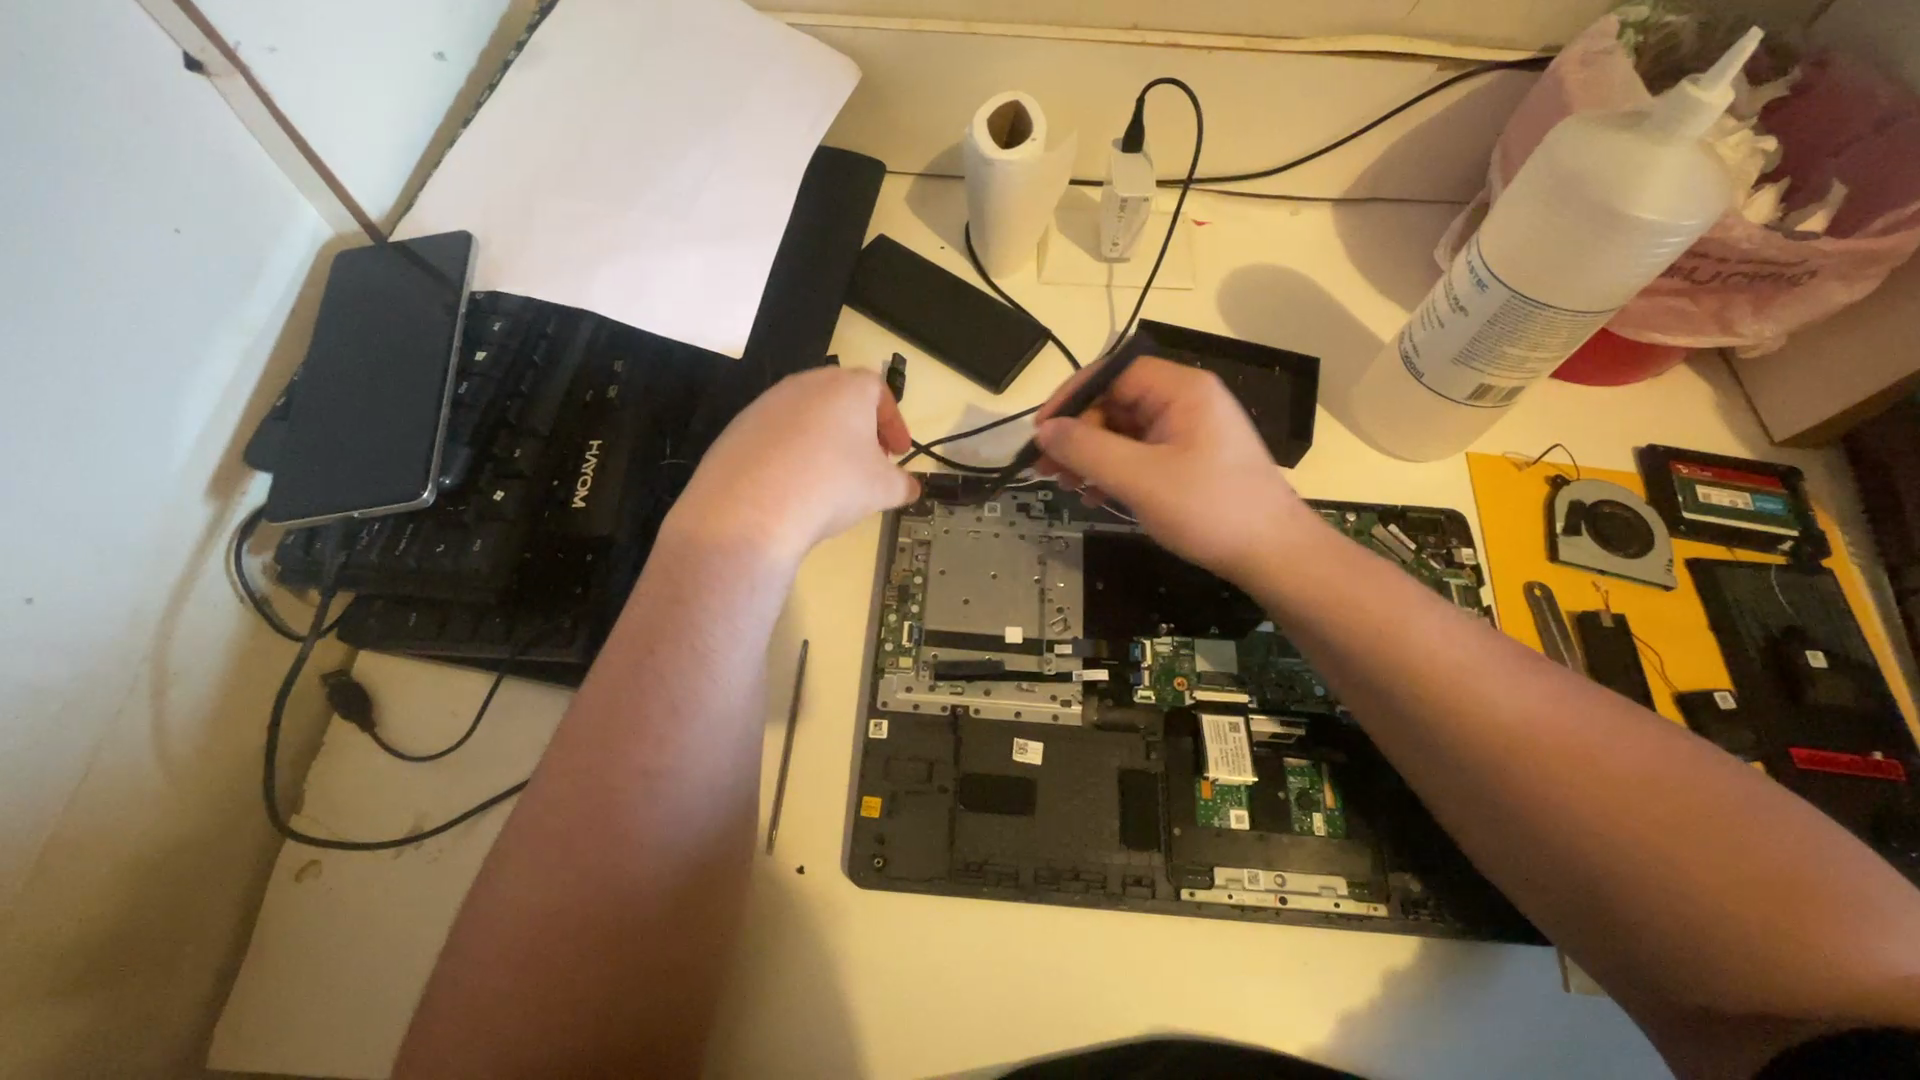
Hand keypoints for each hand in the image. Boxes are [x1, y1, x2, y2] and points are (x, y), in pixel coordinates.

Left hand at [663, 367, 920, 564]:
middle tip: (868, 462)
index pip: (880, 392)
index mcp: (848, 387)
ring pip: (806, 416)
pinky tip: (793, 485)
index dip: (894, 423)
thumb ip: (903, 484)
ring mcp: (767, 404)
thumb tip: (909, 487)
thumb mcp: (883, 490)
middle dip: (859, 429)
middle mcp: (806, 384)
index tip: (898, 453)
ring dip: (824, 440)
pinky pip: (776, 436)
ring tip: (829, 477)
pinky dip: (791, 454)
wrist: (751, 509)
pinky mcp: (738, 428)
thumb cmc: (832, 486)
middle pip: (841, 399)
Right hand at [1032, 355, 1312, 583]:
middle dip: (1077, 434)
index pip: (1113, 373)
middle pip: (1115, 402)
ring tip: (1064, 484)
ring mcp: (1187, 432)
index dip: (1072, 397)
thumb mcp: (1140, 478)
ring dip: (1089, 456)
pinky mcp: (1187, 461)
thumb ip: (1087, 449)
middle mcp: (1185, 402)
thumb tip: (1043, 431)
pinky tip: (1094, 496)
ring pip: (1122, 431)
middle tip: (1045, 468)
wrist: (1272, 554)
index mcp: (1181, 390)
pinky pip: (1138, 454)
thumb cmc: (1210, 508)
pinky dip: (1112, 472)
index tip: (1041, 431)